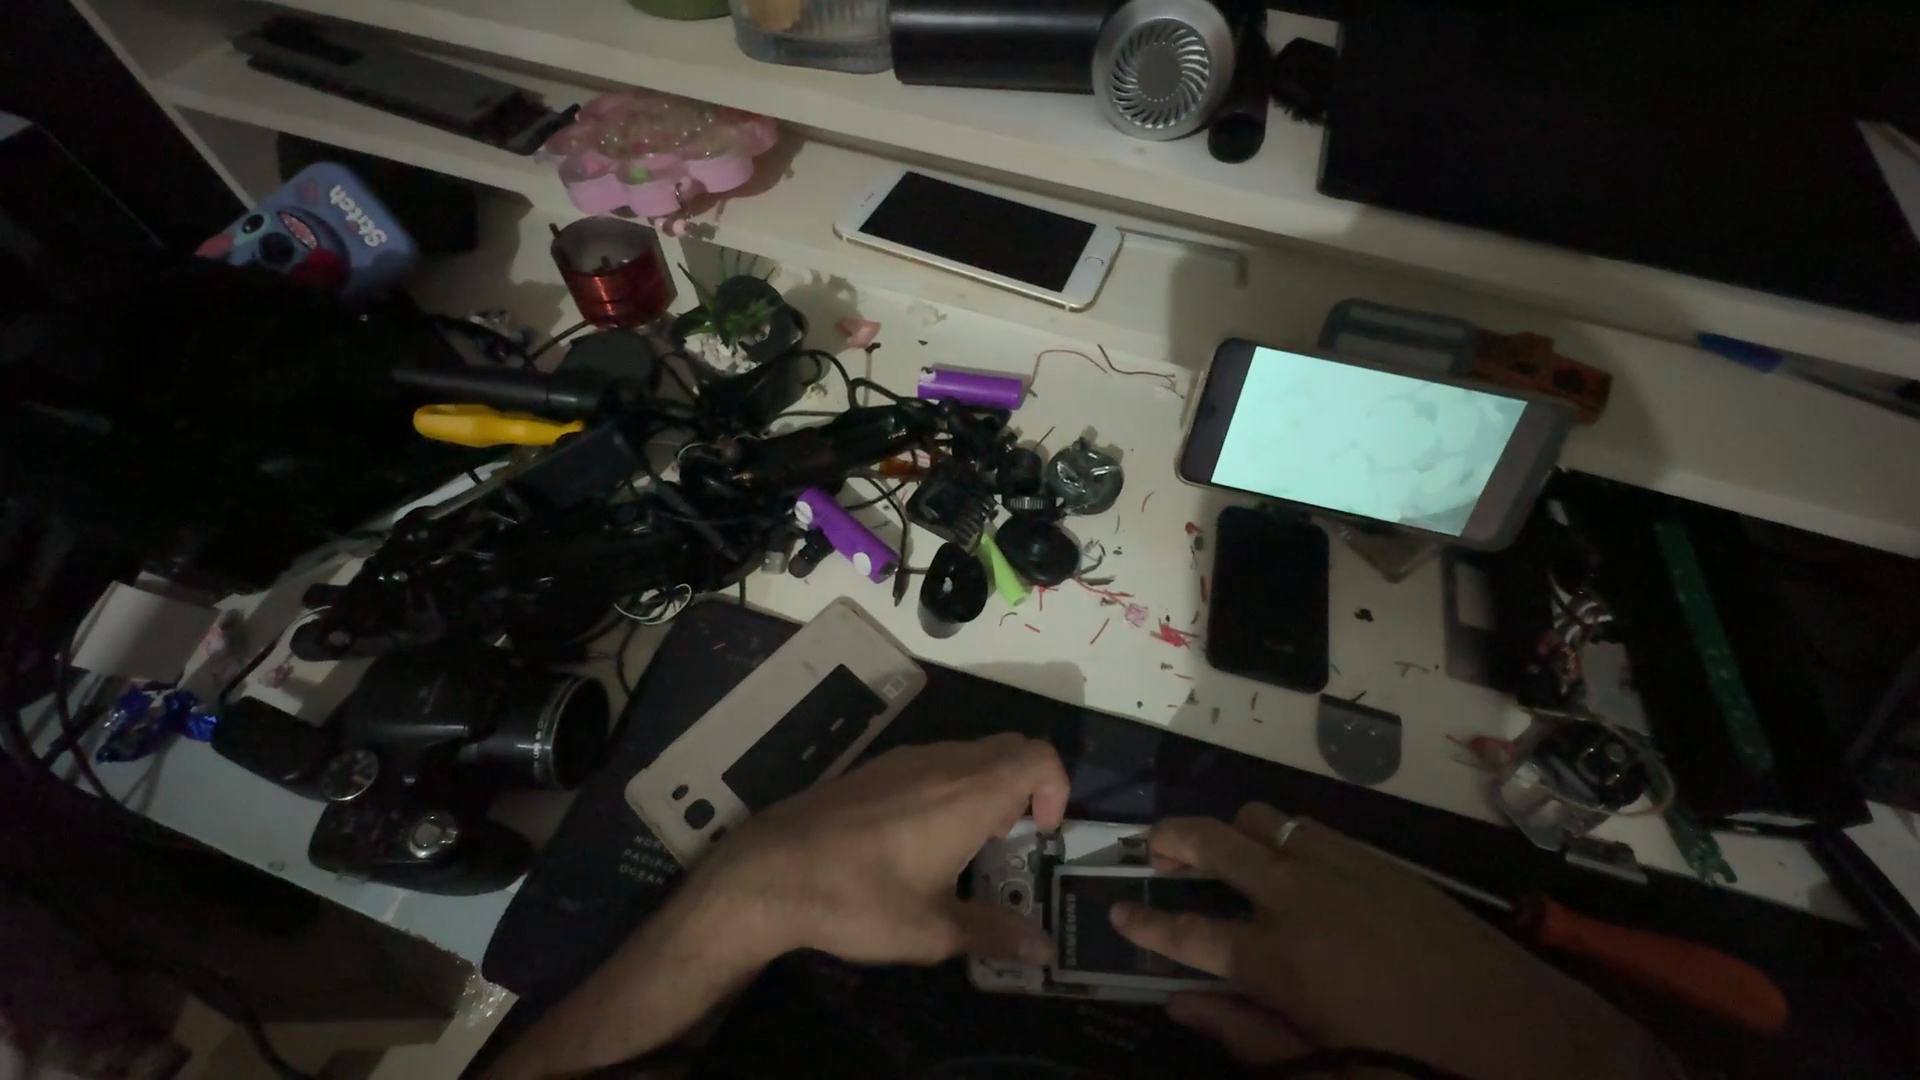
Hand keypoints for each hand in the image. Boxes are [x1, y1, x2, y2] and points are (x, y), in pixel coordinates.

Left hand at [701, 732, 1067, 965]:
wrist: (773, 869)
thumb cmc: (860, 897)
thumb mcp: (932, 929)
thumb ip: (994, 932)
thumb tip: (1044, 950)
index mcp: (969, 793)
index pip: (1038, 756)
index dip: (1057, 787)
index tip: (1040, 833)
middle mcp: (945, 763)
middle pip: (1010, 748)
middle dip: (1027, 787)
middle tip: (1009, 839)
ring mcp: (908, 758)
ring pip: (971, 752)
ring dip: (988, 786)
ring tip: (967, 843)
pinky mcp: (879, 765)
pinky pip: (936, 760)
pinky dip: (953, 784)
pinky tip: (921, 833)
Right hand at [1110, 804, 1670, 1079]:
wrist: (1534, 1042)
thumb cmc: (1421, 1072)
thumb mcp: (1326, 1072)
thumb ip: (1243, 1033)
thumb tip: (1178, 1003)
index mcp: (1283, 962)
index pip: (1188, 934)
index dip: (1146, 923)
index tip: (1118, 911)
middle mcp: (1298, 898)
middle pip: (1211, 841)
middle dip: (1171, 838)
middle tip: (1154, 849)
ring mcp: (1338, 868)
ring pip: (1258, 818)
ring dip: (1229, 831)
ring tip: (1224, 855)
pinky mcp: (1373, 858)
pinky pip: (1306, 827)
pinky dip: (1280, 837)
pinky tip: (1289, 865)